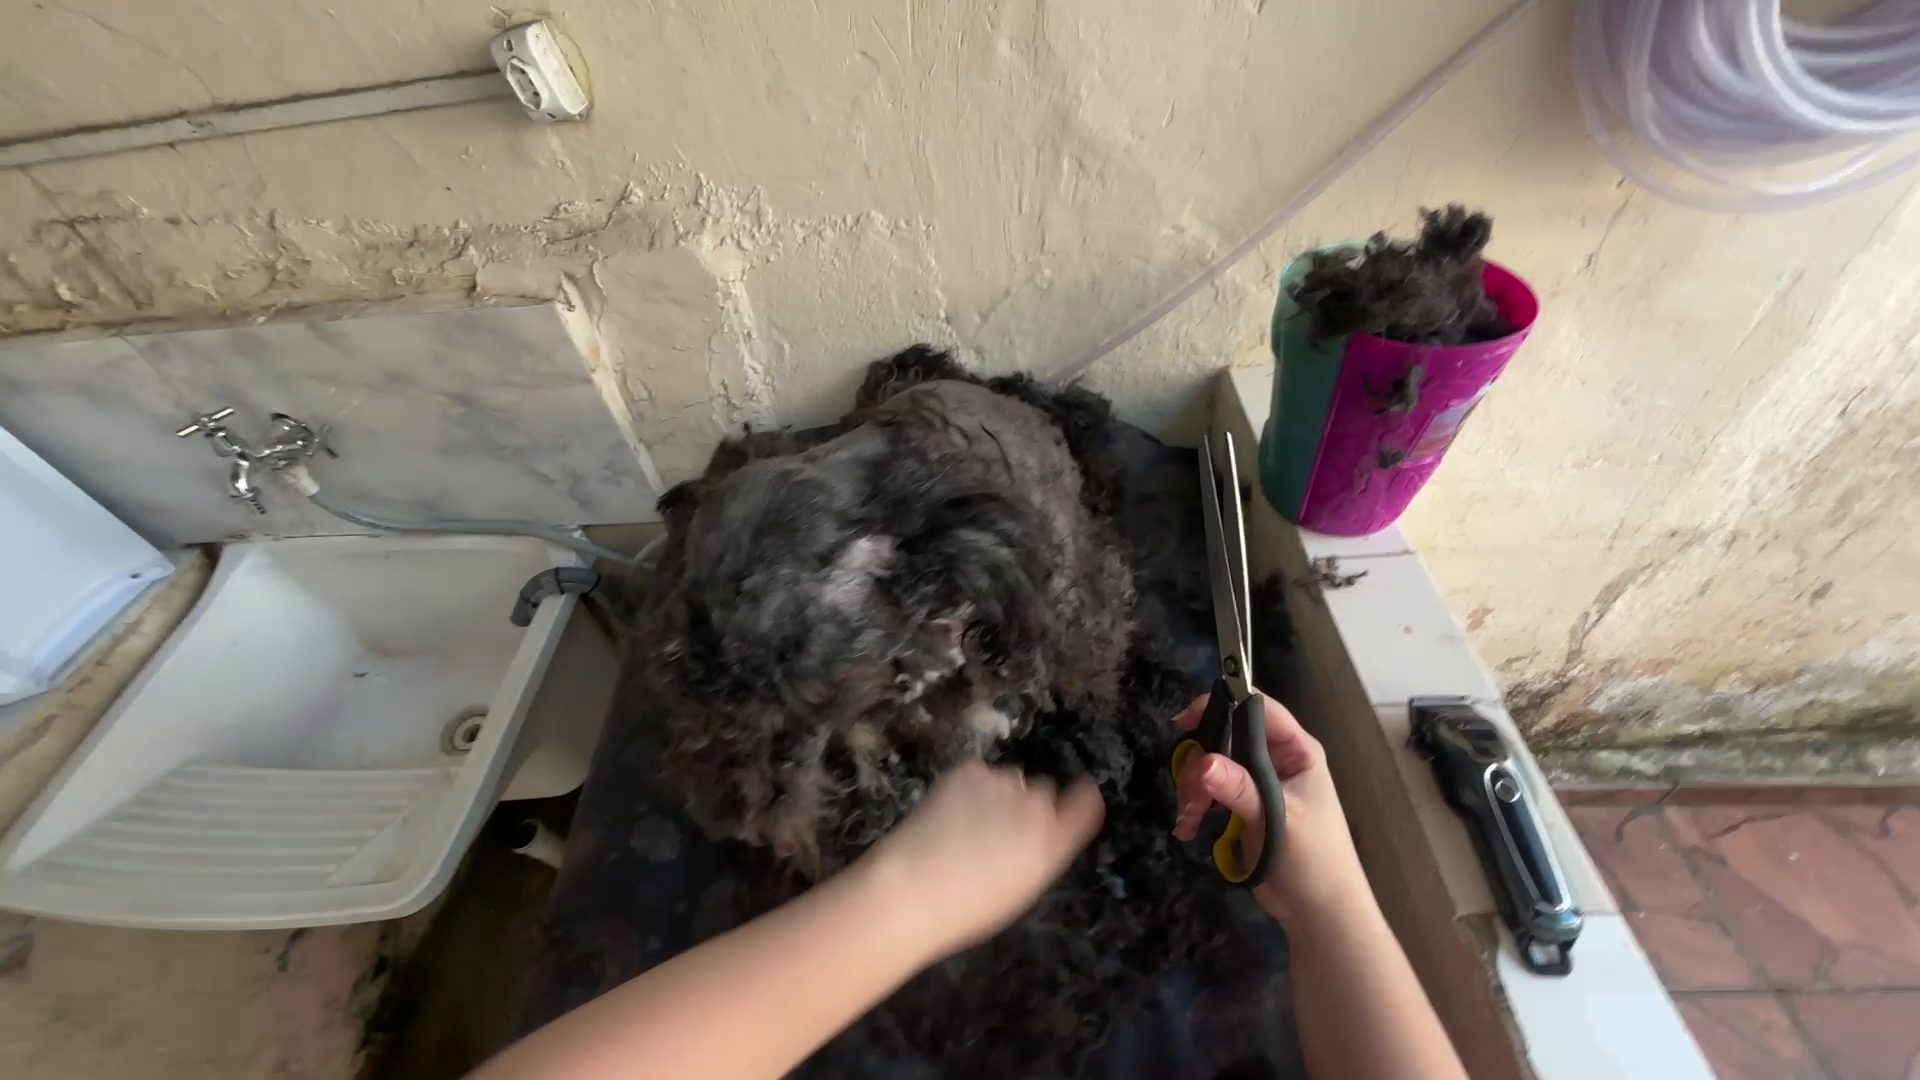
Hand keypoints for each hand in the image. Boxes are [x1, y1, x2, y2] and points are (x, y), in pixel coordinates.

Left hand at [859, 760, 1104, 958]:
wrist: (913, 888)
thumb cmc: (966, 909)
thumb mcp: (1019, 888)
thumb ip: (1038, 853)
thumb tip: (1035, 834)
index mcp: (1054, 844)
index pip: (1086, 804)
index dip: (1082, 797)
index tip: (1077, 795)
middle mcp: (1037, 807)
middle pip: (1044, 791)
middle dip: (1027, 804)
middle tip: (998, 828)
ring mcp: (1003, 784)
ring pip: (1010, 779)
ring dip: (996, 794)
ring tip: (965, 823)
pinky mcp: (970, 769)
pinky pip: (978, 772)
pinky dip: (968, 785)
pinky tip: (948, 810)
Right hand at [1171, 693, 1368, 924]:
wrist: (1320, 913)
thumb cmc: (1315, 861)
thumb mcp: (1279, 820)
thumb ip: (1241, 788)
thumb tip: (1203, 762)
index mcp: (1295, 750)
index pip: (1256, 707)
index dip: (1222, 704)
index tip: (1187, 723)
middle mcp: (1274, 757)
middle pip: (1223, 735)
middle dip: (1199, 762)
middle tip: (1191, 794)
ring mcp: (1255, 779)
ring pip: (1208, 762)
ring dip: (1192, 788)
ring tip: (1190, 818)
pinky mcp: (1240, 802)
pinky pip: (1206, 787)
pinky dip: (1193, 803)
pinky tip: (1189, 826)